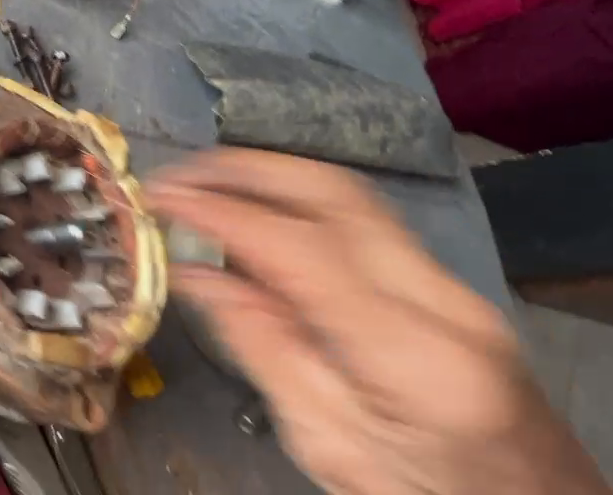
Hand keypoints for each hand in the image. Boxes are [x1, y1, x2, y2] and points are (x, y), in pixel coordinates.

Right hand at [149, 149, 607, 494]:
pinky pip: (355, 220)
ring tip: (204, 188)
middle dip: (243, 170)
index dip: (220, 211)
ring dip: (266, 178)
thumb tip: (194, 271)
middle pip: (332, 191)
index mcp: (413, 356)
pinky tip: (253, 220)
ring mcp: (451, 286)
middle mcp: (442, 300)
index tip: (161, 199)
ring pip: (346, 193)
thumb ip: (262, 347)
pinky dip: (291, 203)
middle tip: (178, 178)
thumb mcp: (326, 444)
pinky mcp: (444, 285)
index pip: (299, 246)